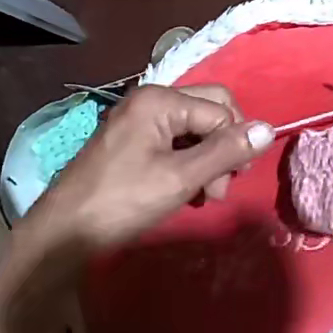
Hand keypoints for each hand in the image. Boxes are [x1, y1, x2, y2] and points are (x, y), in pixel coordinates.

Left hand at [20, 84, 273, 255]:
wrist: (62, 234)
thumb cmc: (122, 203)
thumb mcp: (180, 178)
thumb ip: (225, 151)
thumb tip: (269, 128)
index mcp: (161, 99)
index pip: (221, 111)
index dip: (234, 146)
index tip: (227, 186)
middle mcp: (150, 98)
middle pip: (210, 110)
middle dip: (222, 148)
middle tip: (218, 188)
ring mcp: (138, 118)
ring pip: (194, 128)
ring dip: (207, 159)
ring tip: (201, 196)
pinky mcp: (131, 139)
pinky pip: (174, 140)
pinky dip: (187, 162)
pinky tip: (185, 190)